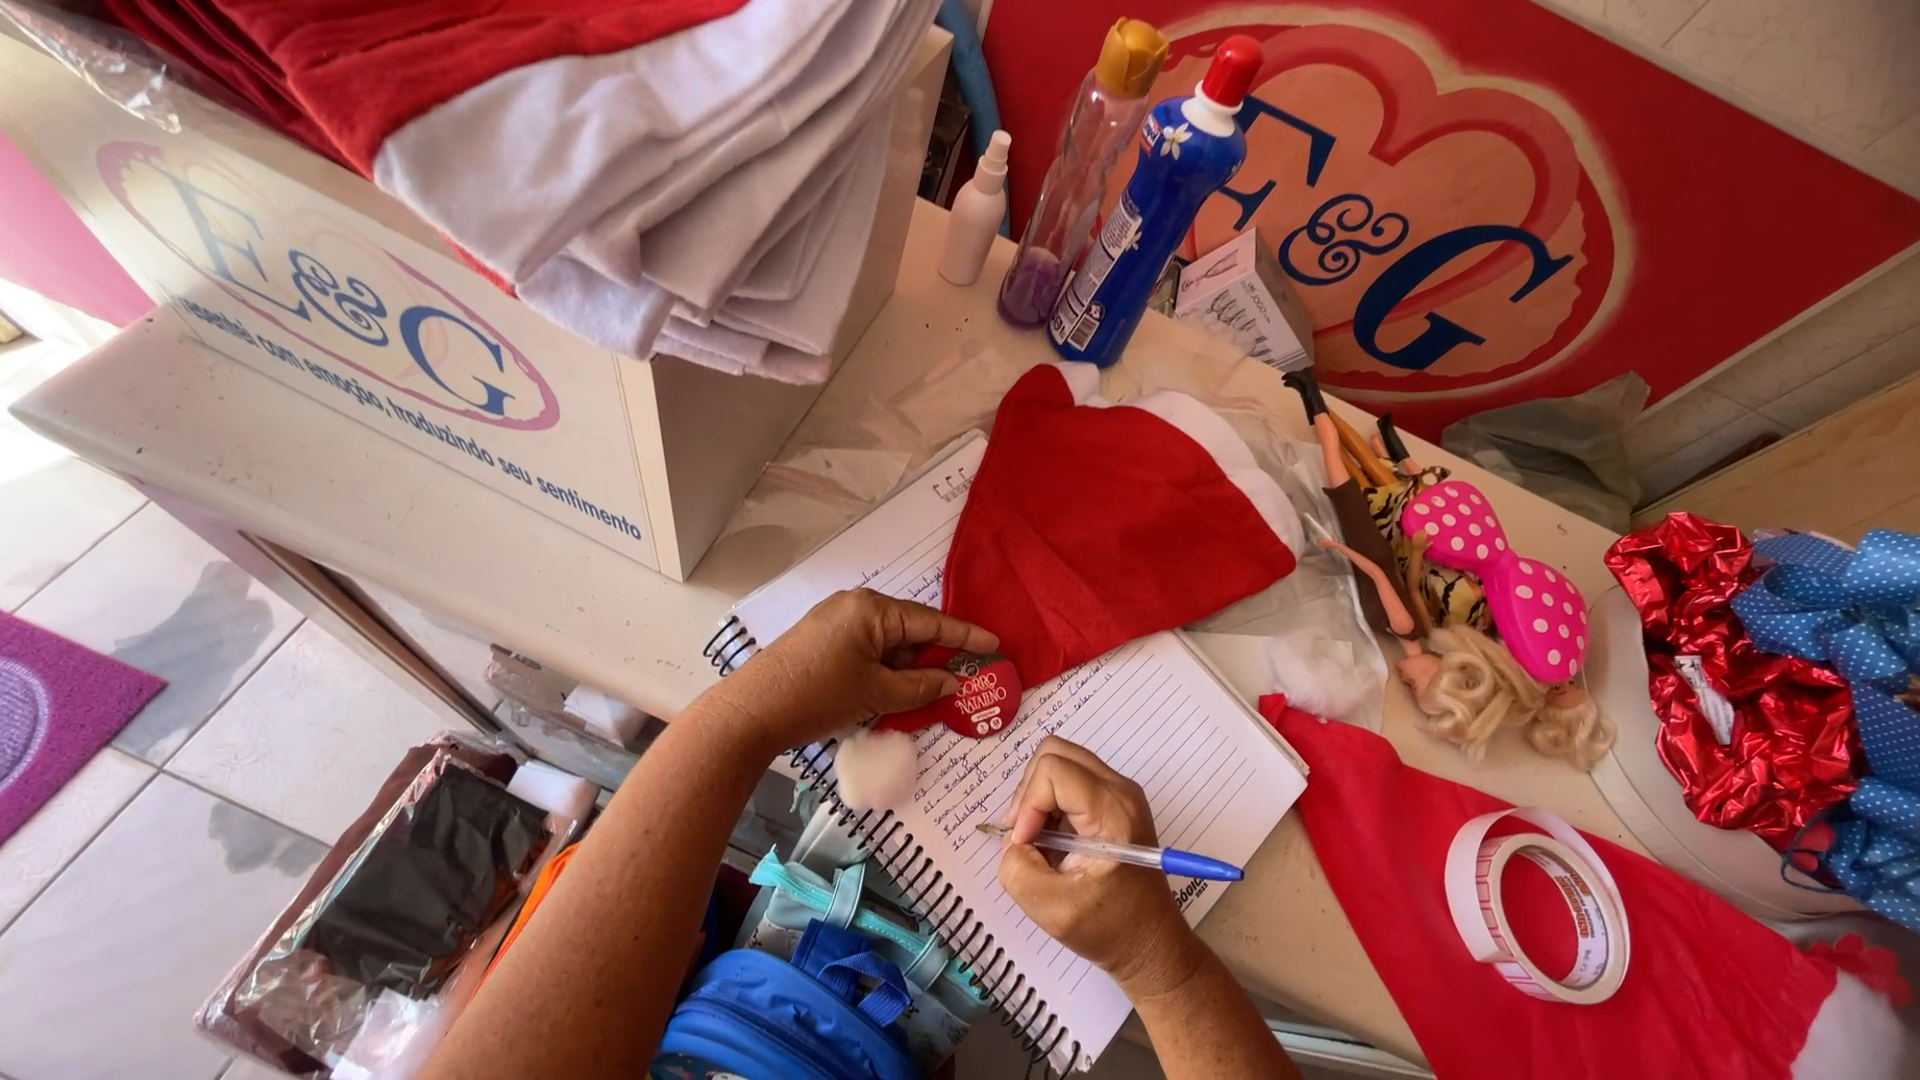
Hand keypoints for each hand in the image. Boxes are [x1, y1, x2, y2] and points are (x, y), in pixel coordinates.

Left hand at [709, 589, 996, 753]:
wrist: (750, 711)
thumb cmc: (818, 697)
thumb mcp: (876, 694)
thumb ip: (921, 686)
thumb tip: (953, 682)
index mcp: (872, 609)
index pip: (931, 620)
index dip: (966, 635)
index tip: (995, 644)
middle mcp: (855, 605)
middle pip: (909, 629)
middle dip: (934, 655)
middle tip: (964, 678)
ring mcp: (835, 621)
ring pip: (888, 642)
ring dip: (908, 667)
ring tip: (930, 694)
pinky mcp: (822, 640)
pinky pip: (868, 649)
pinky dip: (885, 668)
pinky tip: (895, 692)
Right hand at [997, 738, 1200, 997]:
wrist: (1151, 942)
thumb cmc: (1109, 928)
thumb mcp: (1051, 910)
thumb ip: (1018, 869)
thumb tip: (1015, 840)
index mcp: (1113, 813)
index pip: (1053, 770)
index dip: (1028, 802)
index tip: (1025, 842)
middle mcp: (1121, 790)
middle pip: (1055, 752)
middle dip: (1028, 790)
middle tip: (1023, 834)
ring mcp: (1120, 790)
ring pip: (1060, 759)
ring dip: (1037, 794)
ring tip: (1036, 836)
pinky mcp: (1114, 797)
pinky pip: (1069, 775)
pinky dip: (1049, 798)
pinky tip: (1051, 835)